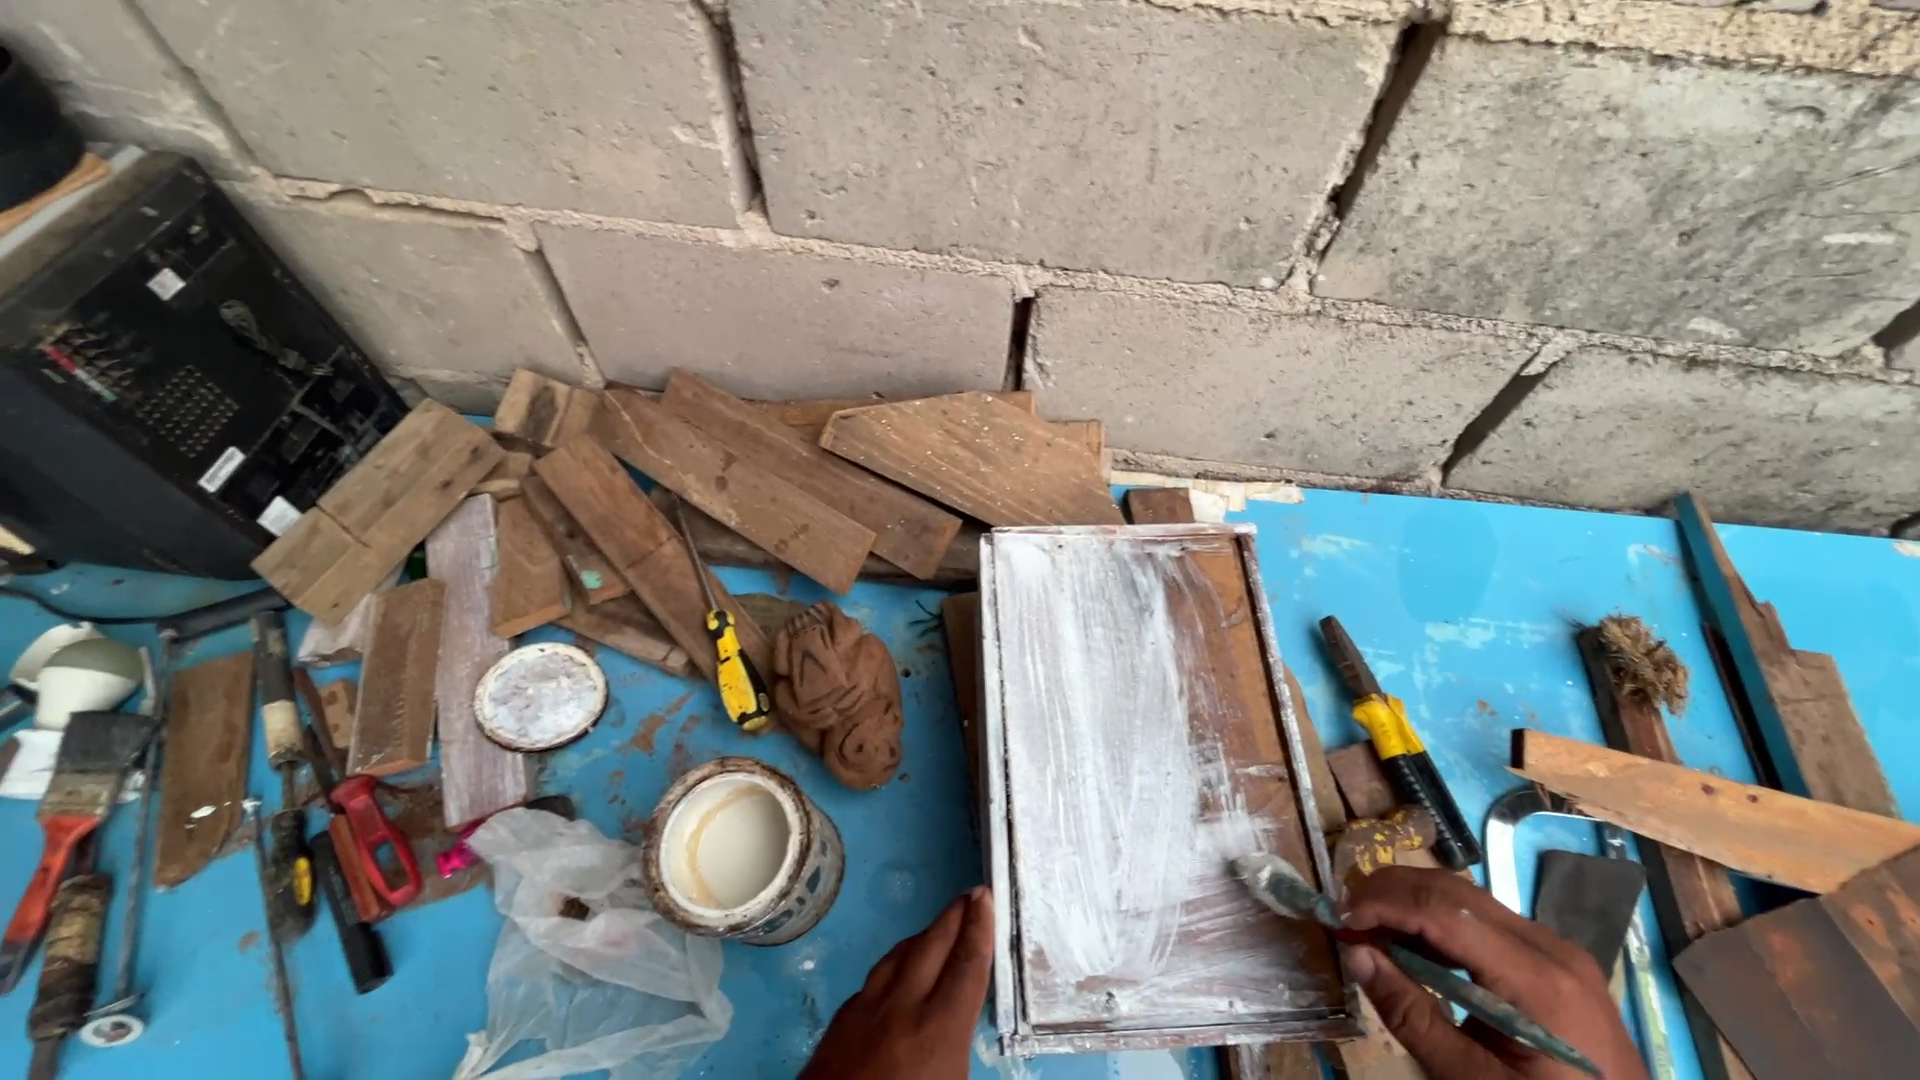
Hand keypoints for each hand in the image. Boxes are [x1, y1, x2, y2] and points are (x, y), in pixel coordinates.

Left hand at [800, 887, 993, 1079]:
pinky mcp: (840, 1021)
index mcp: (939, 1030)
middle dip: (954, 916)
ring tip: (940, 926)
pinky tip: (897, 970)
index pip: (966, 964)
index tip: (985, 897)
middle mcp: (904, 1008)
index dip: (980, 927)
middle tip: (970, 896)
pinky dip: (894, 963)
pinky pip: (874, 977)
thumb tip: (964, 1026)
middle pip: (933, 946)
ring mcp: (866, 1010)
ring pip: (899, 955)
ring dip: (924, 936)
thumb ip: (959, 1053)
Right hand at [1340, 867, 1649, 1079]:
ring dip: (1410, 901)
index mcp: (1540, 981)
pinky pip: (1484, 920)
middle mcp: (1552, 948)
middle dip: (1389, 892)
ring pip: (1466, 897)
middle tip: (1343, 915)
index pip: (1446, 911)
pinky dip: (1437, 920)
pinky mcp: (1554, 960)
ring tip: (1366, 925)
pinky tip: (1409, 942)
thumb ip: (1411, 1016)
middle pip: (1454, 891)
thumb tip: (1353, 952)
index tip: (1337, 919)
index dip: (1384, 906)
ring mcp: (1558, 950)